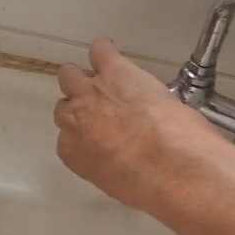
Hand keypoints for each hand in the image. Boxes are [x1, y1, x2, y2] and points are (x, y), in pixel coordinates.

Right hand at [54, 37, 220, 213]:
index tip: (99, 134)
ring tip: (106, 80)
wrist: (170, 163)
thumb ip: (106, 162)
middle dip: (81, 105)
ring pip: (70, 74)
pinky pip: (100, 50)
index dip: (85, 132)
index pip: (67, 136)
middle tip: (102, 108)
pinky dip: (105, 51)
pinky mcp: (113, 70)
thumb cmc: (148, 184)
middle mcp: (74, 118)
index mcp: (72, 150)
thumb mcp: (117, 182)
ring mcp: (90, 91)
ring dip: (85, 78)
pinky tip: (113, 55)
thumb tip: (118, 156)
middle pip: (64, 104)